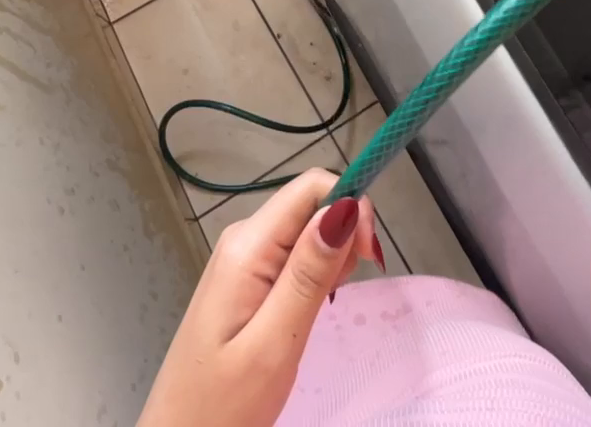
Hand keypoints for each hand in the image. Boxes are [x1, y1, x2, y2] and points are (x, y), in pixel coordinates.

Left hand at [140, 169, 383, 426]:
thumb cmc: (222, 406)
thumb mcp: (273, 343)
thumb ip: (310, 273)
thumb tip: (345, 204)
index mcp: (248, 245)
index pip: (312, 185)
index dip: (351, 204)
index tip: (368, 255)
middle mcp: (245, 237)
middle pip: (314, 203)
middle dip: (344, 236)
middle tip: (338, 295)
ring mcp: (246, 257)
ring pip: (310, 227)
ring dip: (332, 258)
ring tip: (319, 309)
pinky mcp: (250, 276)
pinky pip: (298, 252)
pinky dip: (318, 273)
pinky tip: (307, 310)